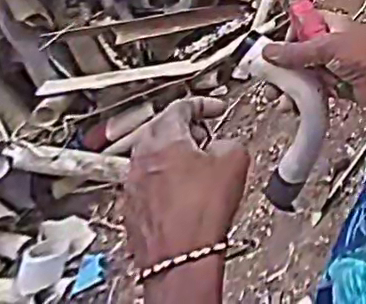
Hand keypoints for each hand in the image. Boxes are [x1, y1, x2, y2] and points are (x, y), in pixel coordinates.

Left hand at [123, 98, 247, 301]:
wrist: (182, 259)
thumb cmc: (203, 213)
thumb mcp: (234, 158)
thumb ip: (228, 139)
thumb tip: (221, 144)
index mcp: (164, 141)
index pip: (180, 107)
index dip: (203, 104)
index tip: (215, 109)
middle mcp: (141, 161)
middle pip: (159, 128)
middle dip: (185, 126)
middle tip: (205, 132)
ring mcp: (132, 187)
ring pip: (151, 155)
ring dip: (173, 151)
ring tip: (198, 162)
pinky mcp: (130, 210)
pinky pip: (146, 181)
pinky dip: (164, 176)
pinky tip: (185, 189)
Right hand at [261, 19, 365, 108]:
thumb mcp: (328, 47)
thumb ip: (297, 51)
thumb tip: (269, 50)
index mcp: (331, 25)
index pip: (303, 24)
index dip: (288, 36)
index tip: (274, 51)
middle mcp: (330, 43)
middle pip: (298, 53)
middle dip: (282, 69)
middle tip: (270, 82)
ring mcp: (332, 64)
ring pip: (303, 74)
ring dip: (289, 87)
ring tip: (280, 99)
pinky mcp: (334, 84)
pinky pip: (312, 90)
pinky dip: (301, 98)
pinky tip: (292, 106)